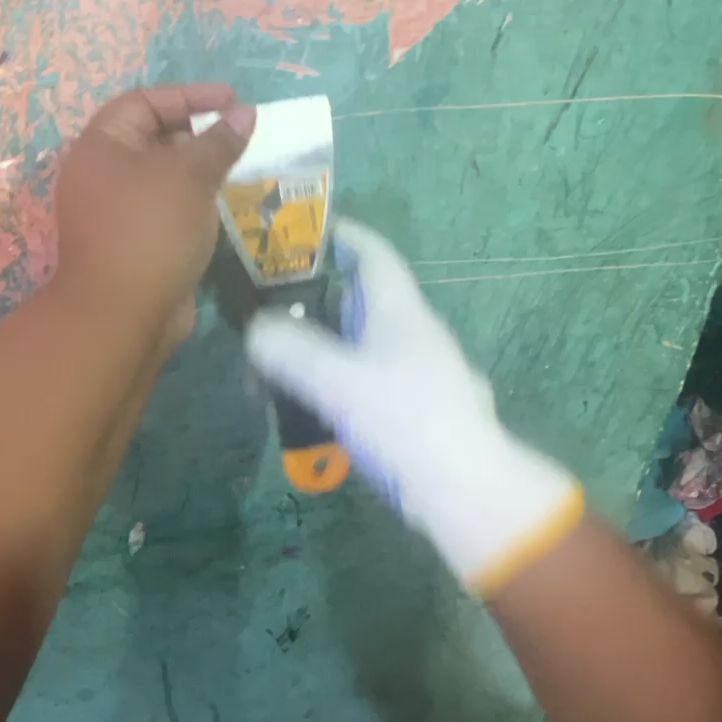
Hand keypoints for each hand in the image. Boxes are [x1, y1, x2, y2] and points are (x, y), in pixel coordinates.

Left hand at [52, 85, 254, 340]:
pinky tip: (222, 209)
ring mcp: (114, 214)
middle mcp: (100, 176)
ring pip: (162, 180)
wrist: (124, 314)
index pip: (145, 103)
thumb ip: (219, 142)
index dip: (190, 97)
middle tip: (238, 139)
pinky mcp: (132, 246)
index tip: (233, 102)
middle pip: (151, 140)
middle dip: (197, 135)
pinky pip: (165, 212)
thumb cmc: (152, 230)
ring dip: (198, 173)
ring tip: (237, 171)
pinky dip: (192, 204)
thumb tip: (244, 114)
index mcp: (100, 146)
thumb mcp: (190, 176)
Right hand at [245, 220, 583, 594]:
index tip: (310, 233)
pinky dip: (341, 387)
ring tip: (284, 372)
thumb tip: (257, 331)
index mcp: (400, 313)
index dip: (344, 237)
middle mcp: (414, 335)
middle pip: (364, 302)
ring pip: (365, 347)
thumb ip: (292, 352)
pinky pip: (372, 384)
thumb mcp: (338, 382)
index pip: (374, 255)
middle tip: (277, 314)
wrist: (463, 488)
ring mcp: (422, 374)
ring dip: (326, 352)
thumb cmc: (403, 421)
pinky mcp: (420, 411)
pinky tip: (317, 413)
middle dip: (321, 303)